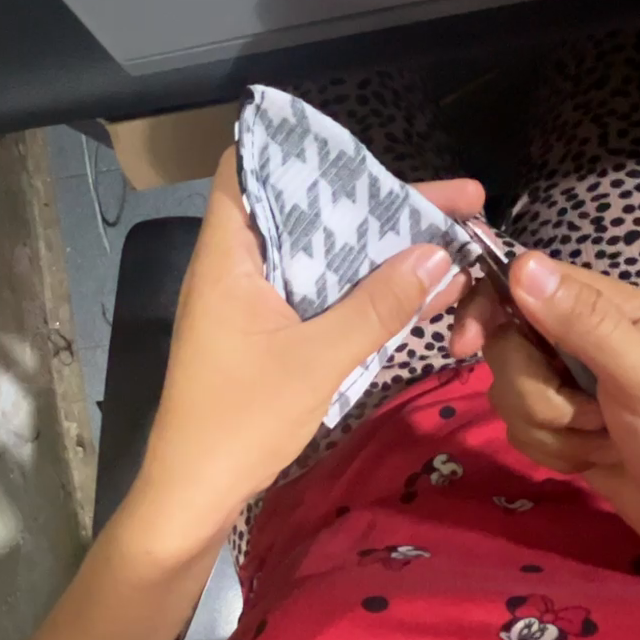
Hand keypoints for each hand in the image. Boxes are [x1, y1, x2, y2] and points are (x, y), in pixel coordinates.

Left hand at [134, 149, 480, 538]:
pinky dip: (356, 287)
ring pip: (316, 255)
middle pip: (304, 211)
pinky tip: (406, 288)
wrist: (195, 492)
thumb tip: (439, 256)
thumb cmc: (241, 420)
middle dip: (371, 203)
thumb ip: (378, 307)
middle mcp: (236, 268)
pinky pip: (315, 292)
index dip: (300, 147)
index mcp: (229, 256)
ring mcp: (249, 302)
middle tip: (443, 200)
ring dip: (372, 249)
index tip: (365, 151)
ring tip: (443, 238)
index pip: (249, 168)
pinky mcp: (263, 333)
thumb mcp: (317, 361)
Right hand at [452, 252, 639, 593]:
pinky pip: (521, 428)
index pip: (526, 282)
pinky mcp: (563, 426)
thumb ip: (583, 321)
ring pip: (509, 392)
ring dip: (550, 427)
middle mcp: (585, 339)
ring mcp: (571, 385)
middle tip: (583, 413)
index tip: (463, 343)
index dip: (489, 307)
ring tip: (601, 440)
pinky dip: (553, 450)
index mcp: (612, 309)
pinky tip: (593, 459)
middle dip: (535, 390)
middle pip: (507, 345)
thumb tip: (521, 264)